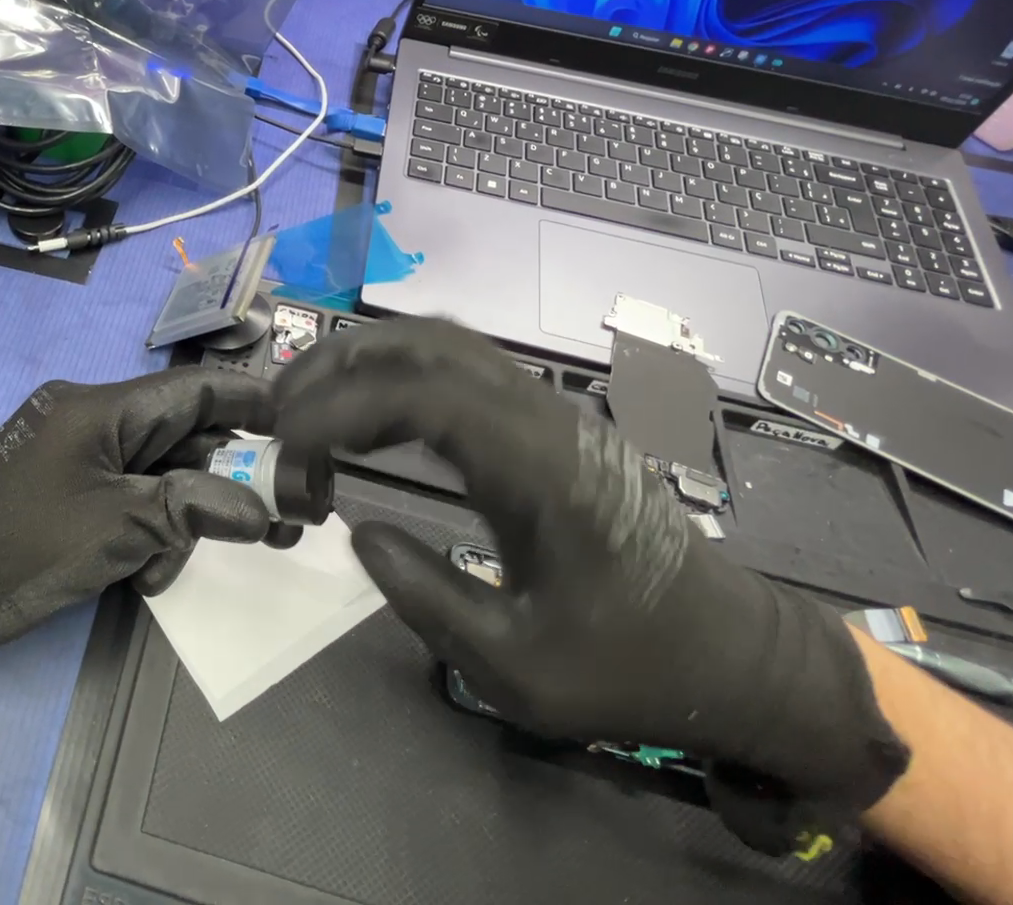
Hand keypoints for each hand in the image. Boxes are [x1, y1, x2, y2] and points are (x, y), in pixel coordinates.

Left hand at [0, 369, 273, 670]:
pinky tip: (140, 573)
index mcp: (98, 408)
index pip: (193, 388)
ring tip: (166, 570)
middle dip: (227, 481)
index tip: (304, 426)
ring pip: (161, 477)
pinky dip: (146, 534)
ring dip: (180, 522)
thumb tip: (261, 511)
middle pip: (184, 437)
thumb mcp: (114, 529)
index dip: (253, 402)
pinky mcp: (69, 491)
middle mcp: (92, 421)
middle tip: (280, 524)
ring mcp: (79, 457)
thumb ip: (193, 509)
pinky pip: (130, 500)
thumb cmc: (16, 551)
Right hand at [272, 318, 906, 813]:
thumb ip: (426, 597)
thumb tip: (359, 531)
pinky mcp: (548, 423)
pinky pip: (461, 369)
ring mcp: (552, 412)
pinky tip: (363, 412)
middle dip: (339, 362)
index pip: (425, 398)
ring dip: (364, 358)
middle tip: (278, 406)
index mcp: (545, 472)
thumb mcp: (516, 669)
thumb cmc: (631, 669)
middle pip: (431, 343)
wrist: (733, 656)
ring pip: (445, 344)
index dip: (340, 409)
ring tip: (305, 400)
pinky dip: (396, 373)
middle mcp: (548, 420)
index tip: (286, 445)